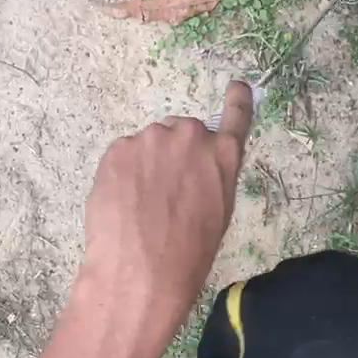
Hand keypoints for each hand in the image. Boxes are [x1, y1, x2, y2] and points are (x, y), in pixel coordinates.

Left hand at [79, 82, 253, 345]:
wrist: (141, 272)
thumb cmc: (189, 254)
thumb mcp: (217, 213)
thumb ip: (212, 177)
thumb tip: (195, 168)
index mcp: (224, 155)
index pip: (237, 115)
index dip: (238, 99)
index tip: (238, 85)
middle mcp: (191, 136)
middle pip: (182, 132)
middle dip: (174, 153)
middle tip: (166, 192)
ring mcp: (151, 138)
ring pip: (149, 144)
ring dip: (146, 164)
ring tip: (141, 205)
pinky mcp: (118, 148)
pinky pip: (123, 154)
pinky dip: (123, 173)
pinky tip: (123, 203)